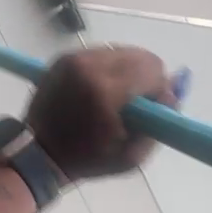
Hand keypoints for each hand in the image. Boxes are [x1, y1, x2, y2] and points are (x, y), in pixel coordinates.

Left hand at [25, 46, 175, 179]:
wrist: (37, 153)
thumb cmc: (86, 160)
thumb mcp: (131, 156)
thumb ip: (159, 122)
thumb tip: (174, 89)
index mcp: (105, 90)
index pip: (152, 69)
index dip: (158, 89)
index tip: (151, 109)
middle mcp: (88, 65)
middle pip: (139, 56)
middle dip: (145, 78)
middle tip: (135, 104)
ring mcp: (73, 58)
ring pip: (121, 52)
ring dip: (126, 72)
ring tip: (114, 98)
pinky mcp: (63, 58)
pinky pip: (100, 54)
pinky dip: (107, 69)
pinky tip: (98, 91)